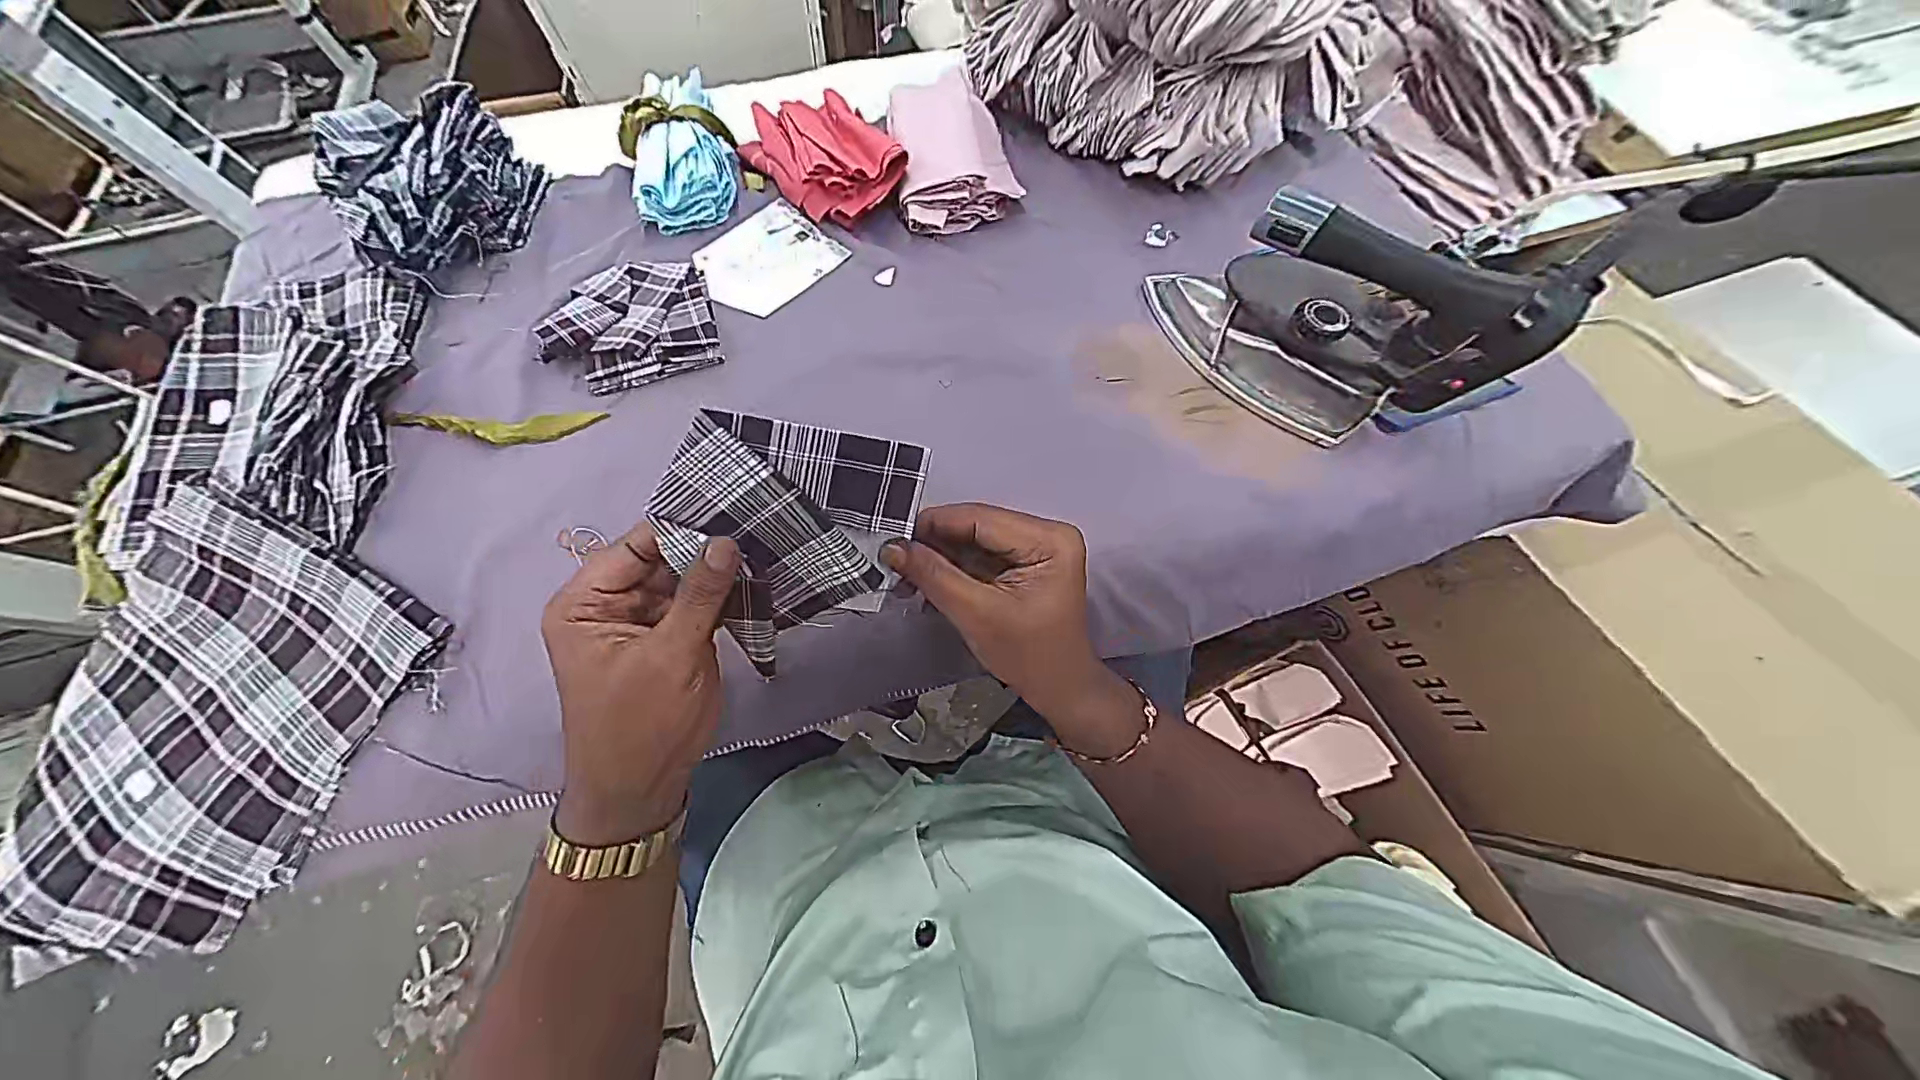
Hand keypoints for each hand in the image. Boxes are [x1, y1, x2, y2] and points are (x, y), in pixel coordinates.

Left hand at [541, 521, 739, 844]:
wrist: (643, 787)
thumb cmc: (641, 723)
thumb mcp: (671, 655)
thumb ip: (700, 595)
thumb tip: (726, 541)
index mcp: (585, 602)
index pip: (635, 546)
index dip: (681, 529)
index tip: (730, 513)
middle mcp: (609, 604)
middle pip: (660, 558)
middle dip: (704, 548)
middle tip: (755, 529)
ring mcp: (642, 620)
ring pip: (683, 579)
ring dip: (717, 571)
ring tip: (761, 548)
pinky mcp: (670, 637)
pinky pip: (696, 603)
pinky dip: (722, 595)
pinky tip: (753, 579)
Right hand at [881, 504, 1138, 752]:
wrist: (1059, 689)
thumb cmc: (1033, 658)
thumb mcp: (978, 615)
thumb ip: (935, 576)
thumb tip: (895, 548)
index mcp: (1050, 540)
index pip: (981, 518)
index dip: (934, 525)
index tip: (895, 537)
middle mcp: (1046, 534)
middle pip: (976, 526)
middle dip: (933, 543)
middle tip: (894, 557)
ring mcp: (1035, 548)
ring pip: (973, 540)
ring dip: (939, 557)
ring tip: (905, 573)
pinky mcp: (1023, 563)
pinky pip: (979, 555)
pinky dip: (952, 567)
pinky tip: (926, 579)